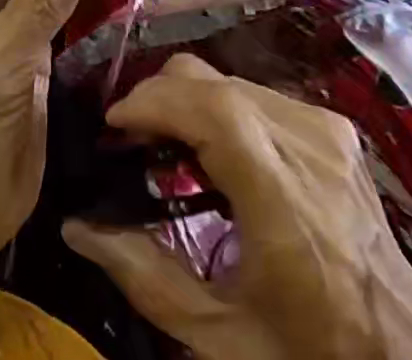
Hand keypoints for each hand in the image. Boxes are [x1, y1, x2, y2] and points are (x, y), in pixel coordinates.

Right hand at [62, 54, 411, 359]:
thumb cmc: (312, 350)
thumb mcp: (219, 336)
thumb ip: (144, 276)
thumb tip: (75, 225)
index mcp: (288, 204)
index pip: (214, 111)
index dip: (152, 102)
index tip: (112, 125)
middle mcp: (312, 151)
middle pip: (212, 80)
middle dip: (155, 96)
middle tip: (129, 139)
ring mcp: (329, 133)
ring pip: (228, 78)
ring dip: (183, 99)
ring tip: (164, 143)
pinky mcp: (336, 131)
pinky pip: (253, 91)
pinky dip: (215, 104)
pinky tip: (210, 147)